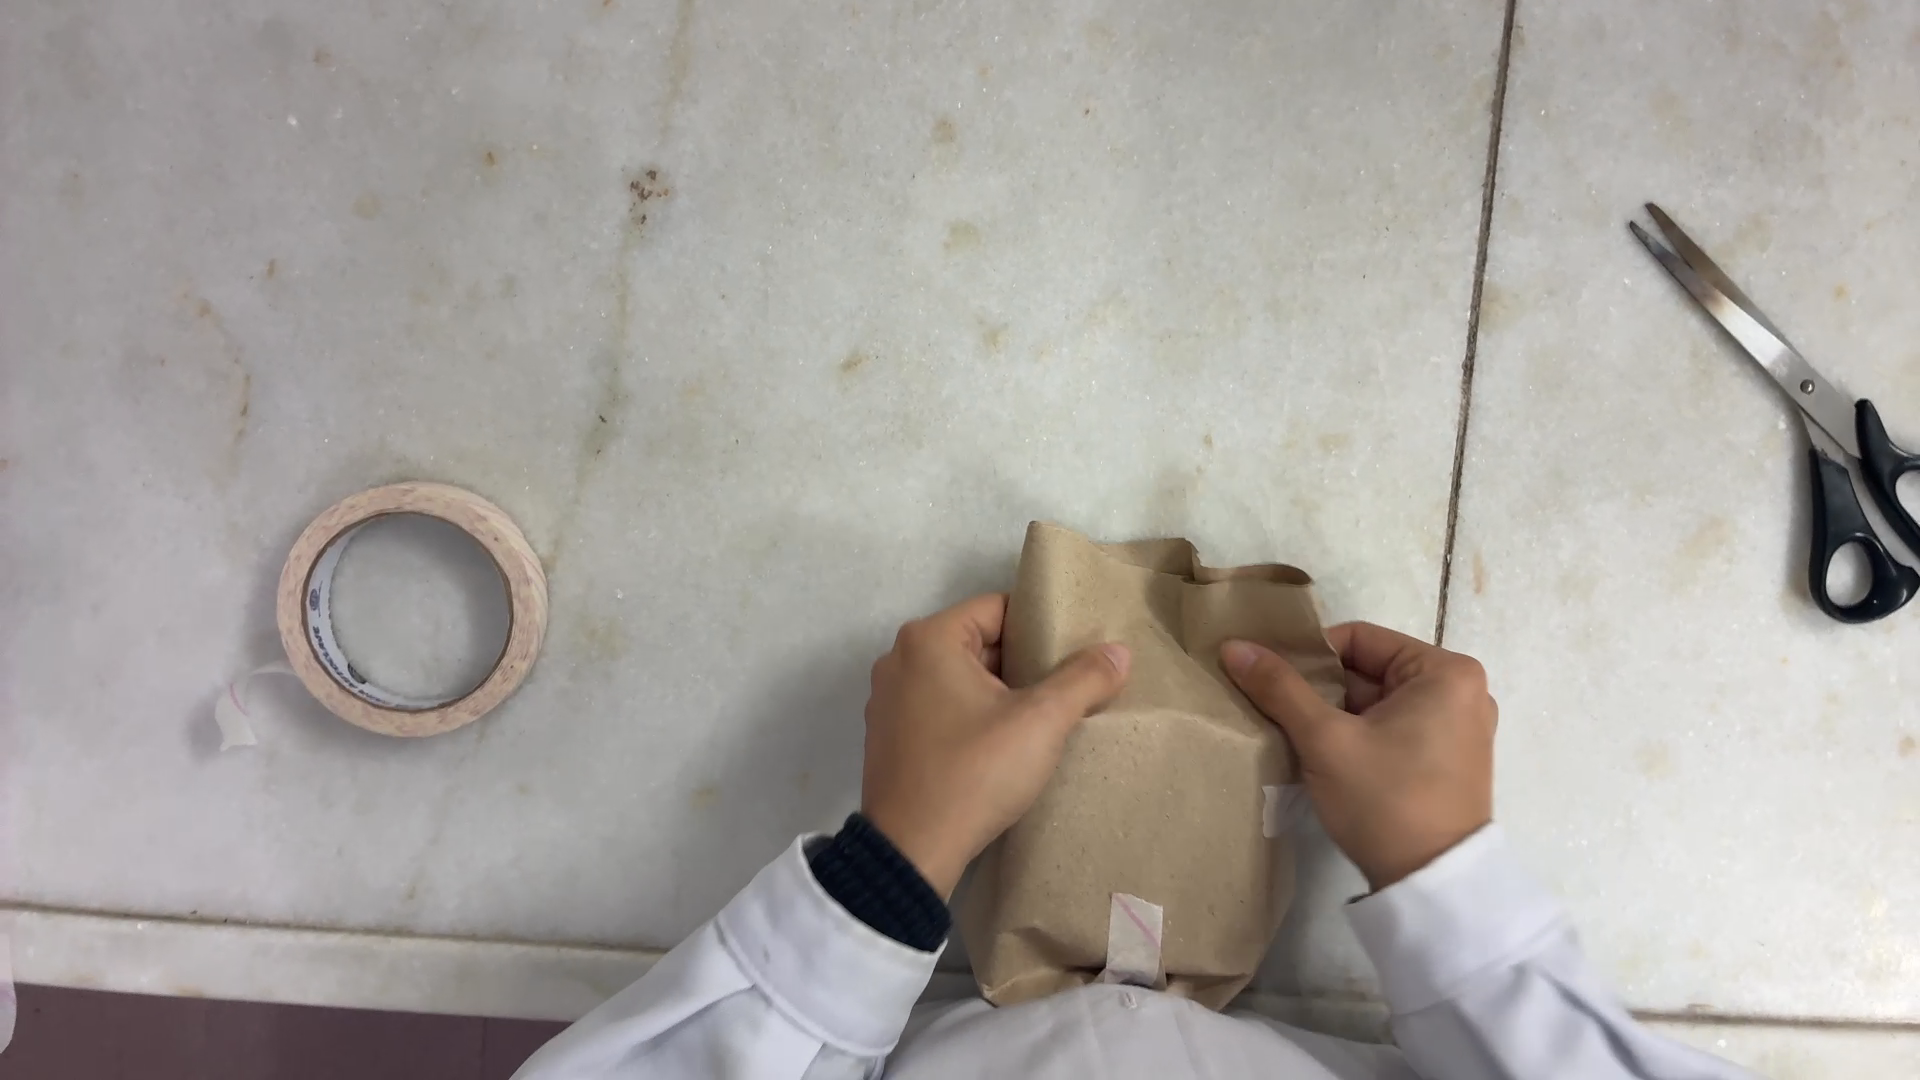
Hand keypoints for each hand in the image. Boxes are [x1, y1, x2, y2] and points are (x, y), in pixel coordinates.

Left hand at [860, 594, 1130, 898]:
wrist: (911, 853)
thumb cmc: (974, 772)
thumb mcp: (1040, 722)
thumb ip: (1083, 679)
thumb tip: (1120, 650)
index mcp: (928, 638)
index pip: (997, 608)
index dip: (1039, 626)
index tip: (1073, 651)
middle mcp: (899, 657)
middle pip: (976, 641)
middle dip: (1021, 661)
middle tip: (1065, 684)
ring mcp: (887, 697)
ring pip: (958, 676)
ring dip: (997, 689)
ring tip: (1041, 714)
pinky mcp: (887, 734)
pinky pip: (938, 704)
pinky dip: (969, 712)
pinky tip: (1000, 741)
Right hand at [1221, 623, 1495, 889]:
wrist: (1432, 889)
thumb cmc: (1386, 798)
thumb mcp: (1323, 738)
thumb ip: (1278, 686)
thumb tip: (1232, 646)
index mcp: (1445, 672)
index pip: (1357, 639)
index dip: (1307, 655)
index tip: (1270, 678)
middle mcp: (1459, 691)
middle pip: (1363, 669)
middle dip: (1315, 686)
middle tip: (1271, 702)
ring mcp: (1453, 727)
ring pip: (1369, 700)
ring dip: (1326, 710)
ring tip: (1286, 726)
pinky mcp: (1442, 759)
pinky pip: (1384, 725)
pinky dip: (1349, 731)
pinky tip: (1315, 750)